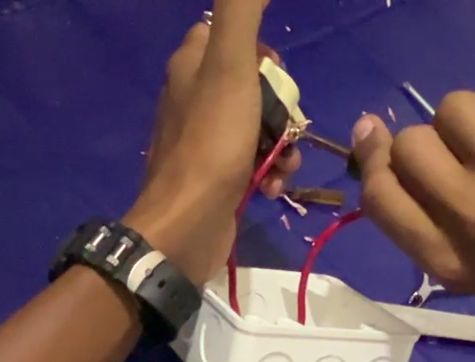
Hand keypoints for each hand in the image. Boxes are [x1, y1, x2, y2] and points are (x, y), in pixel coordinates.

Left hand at [124, 0, 300, 282]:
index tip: (277, 75)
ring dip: (282, 147)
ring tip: (284, 166)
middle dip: (280, 107)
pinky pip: (251, 166)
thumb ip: (241, 12)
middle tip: (287, 126)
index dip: (262, 52)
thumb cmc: (210, 145)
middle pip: (251, 86)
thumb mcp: (230, 65)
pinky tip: (272, 189)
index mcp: (190, 66)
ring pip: (257, 129)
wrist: (187, 228)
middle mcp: (192, 101)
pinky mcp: (215, 182)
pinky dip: (268, 175)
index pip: (229, 36)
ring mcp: (204, 145)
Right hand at [351, 78, 474, 322]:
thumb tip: (388, 148)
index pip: (380, 198)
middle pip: (409, 145)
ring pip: (456, 106)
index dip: (372, 160)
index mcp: (451, 262)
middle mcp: (471, 218)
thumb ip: (440, 220)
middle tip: (474, 151)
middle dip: (433, 138)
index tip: (374, 135)